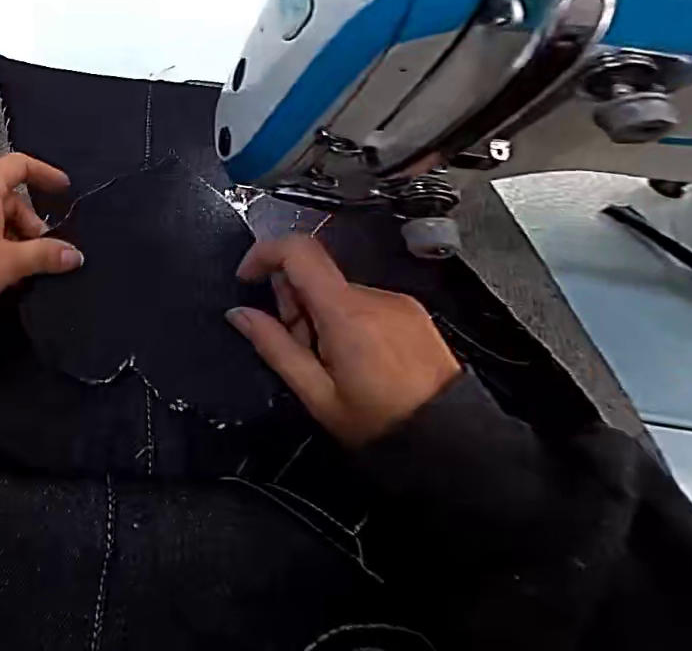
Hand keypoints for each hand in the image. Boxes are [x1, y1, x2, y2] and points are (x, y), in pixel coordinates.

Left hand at [0, 154, 83, 309]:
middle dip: (27, 220)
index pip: (19, 165)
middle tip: (40, 249)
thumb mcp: (10, 262)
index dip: (44, 174)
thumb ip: (45, 254)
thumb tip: (74, 256)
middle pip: (5, 193)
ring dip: (8, 231)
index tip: (62, 188)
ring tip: (18, 264)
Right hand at [227, 237, 460, 446]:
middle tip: (300, 346)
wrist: (451, 440)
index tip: (249, 275)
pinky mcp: (410, 309)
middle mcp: (372, 296)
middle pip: (314, 276)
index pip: (297, 251)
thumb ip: (274, 347)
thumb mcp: (317, 394)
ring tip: (334, 362)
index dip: (264, 253)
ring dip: (322, 315)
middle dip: (293, 302)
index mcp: (345, 313)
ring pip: (338, 291)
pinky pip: (365, 301)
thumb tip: (240, 315)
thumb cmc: (384, 424)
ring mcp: (395, 300)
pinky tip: (359, 358)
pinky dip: (349, 319)